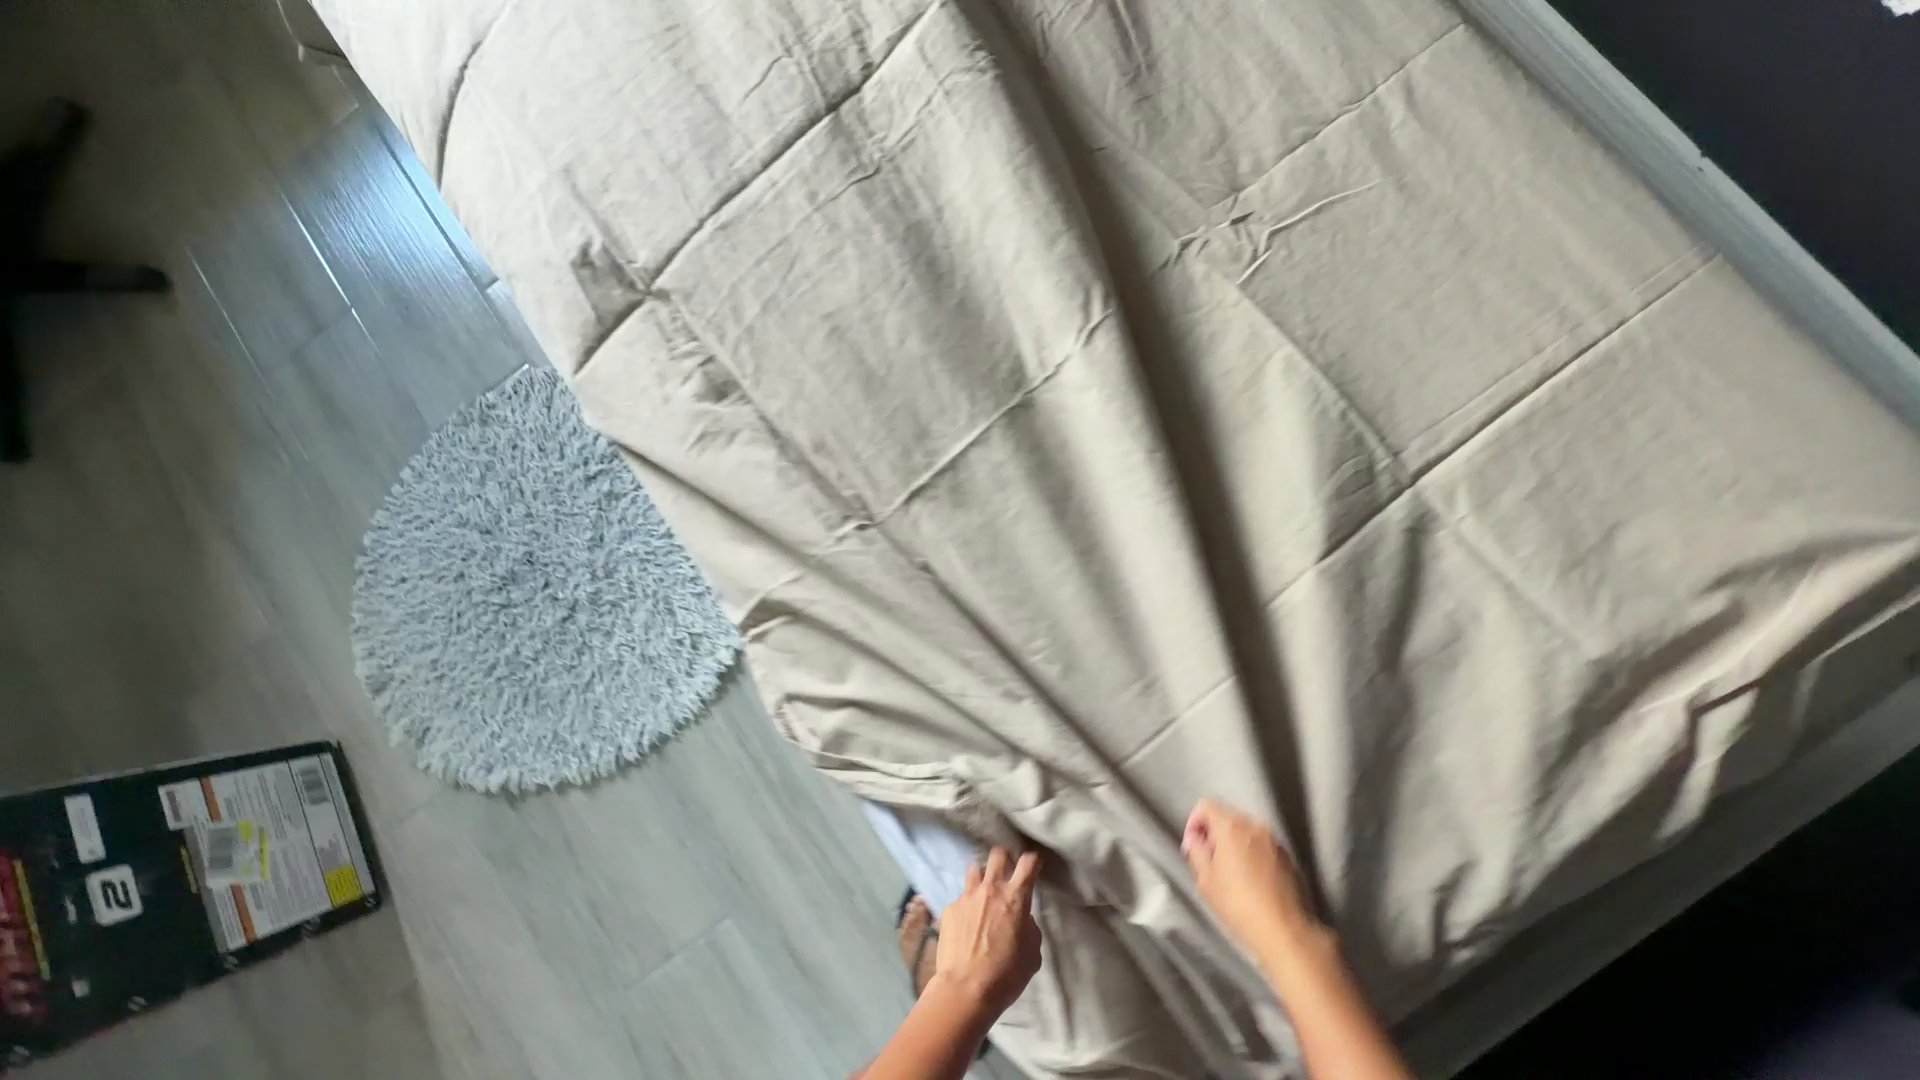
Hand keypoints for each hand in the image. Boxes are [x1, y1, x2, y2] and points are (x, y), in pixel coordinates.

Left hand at [929, 847, 1042, 1019]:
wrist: (966, 989)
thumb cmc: (1006, 975)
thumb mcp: (1032, 954)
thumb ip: (1030, 928)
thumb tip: (1022, 919)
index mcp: (1016, 897)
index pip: (1028, 863)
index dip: (1033, 861)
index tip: (1034, 867)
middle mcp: (991, 889)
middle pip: (998, 855)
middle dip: (1004, 859)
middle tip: (1006, 872)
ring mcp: (967, 897)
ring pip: (975, 869)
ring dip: (982, 877)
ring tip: (983, 894)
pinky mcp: (949, 909)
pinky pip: (961, 899)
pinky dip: (966, 906)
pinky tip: (966, 925)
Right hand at [1183, 798, 1320, 957]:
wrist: (1285, 931)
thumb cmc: (1238, 905)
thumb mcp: (1206, 880)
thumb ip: (1196, 852)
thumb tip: (1195, 839)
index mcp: (1231, 827)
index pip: (1206, 805)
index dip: (1194, 821)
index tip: (1194, 845)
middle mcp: (1255, 825)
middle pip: (1228, 816)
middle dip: (1215, 833)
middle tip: (1210, 860)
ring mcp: (1275, 840)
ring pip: (1246, 831)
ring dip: (1235, 843)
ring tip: (1232, 872)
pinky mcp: (1288, 856)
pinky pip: (1262, 845)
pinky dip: (1252, 853)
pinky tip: (1252, 879)